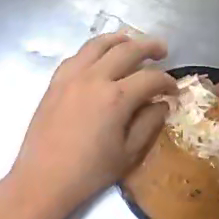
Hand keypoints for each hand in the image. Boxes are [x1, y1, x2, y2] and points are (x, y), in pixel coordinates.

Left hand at [5, 33, 175, 218]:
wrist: (44, 179)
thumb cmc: (89, 172)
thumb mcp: (128, 153)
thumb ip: (148, 124)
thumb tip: (161, 105)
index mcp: (116, 98)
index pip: (150, 78)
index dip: (167, 81)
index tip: (174, 90)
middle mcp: (94, 78)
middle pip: (127, 50)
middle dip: (149, 47)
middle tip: (162, 51)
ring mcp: (71, 77)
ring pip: (98, 44)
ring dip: (119, 40)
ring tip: (131, 42)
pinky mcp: (55, 83)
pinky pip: (77, 56)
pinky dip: (93, 51)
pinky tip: (99, 59)